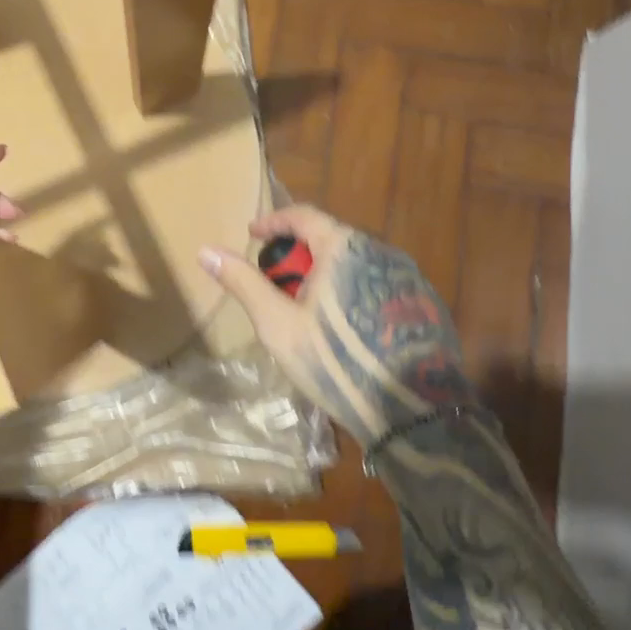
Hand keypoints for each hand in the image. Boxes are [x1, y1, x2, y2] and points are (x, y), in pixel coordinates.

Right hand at [196, 204, 476, 444]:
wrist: (414, 414)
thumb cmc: (335, 361)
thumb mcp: (278, 325)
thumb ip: (244, 283)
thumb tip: (205, 250)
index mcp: (345, 248)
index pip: (303, 215)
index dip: (273, 222)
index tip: (252, 235)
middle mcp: (382, 252)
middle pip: (331, 238)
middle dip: (299, 254)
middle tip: (277, 283)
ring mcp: (409, 279)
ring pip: (356, 263)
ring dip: (327, 274)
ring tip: (308, 308)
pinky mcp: (426, 306)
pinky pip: (378, 285)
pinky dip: (353, 293)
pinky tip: (344, 328)